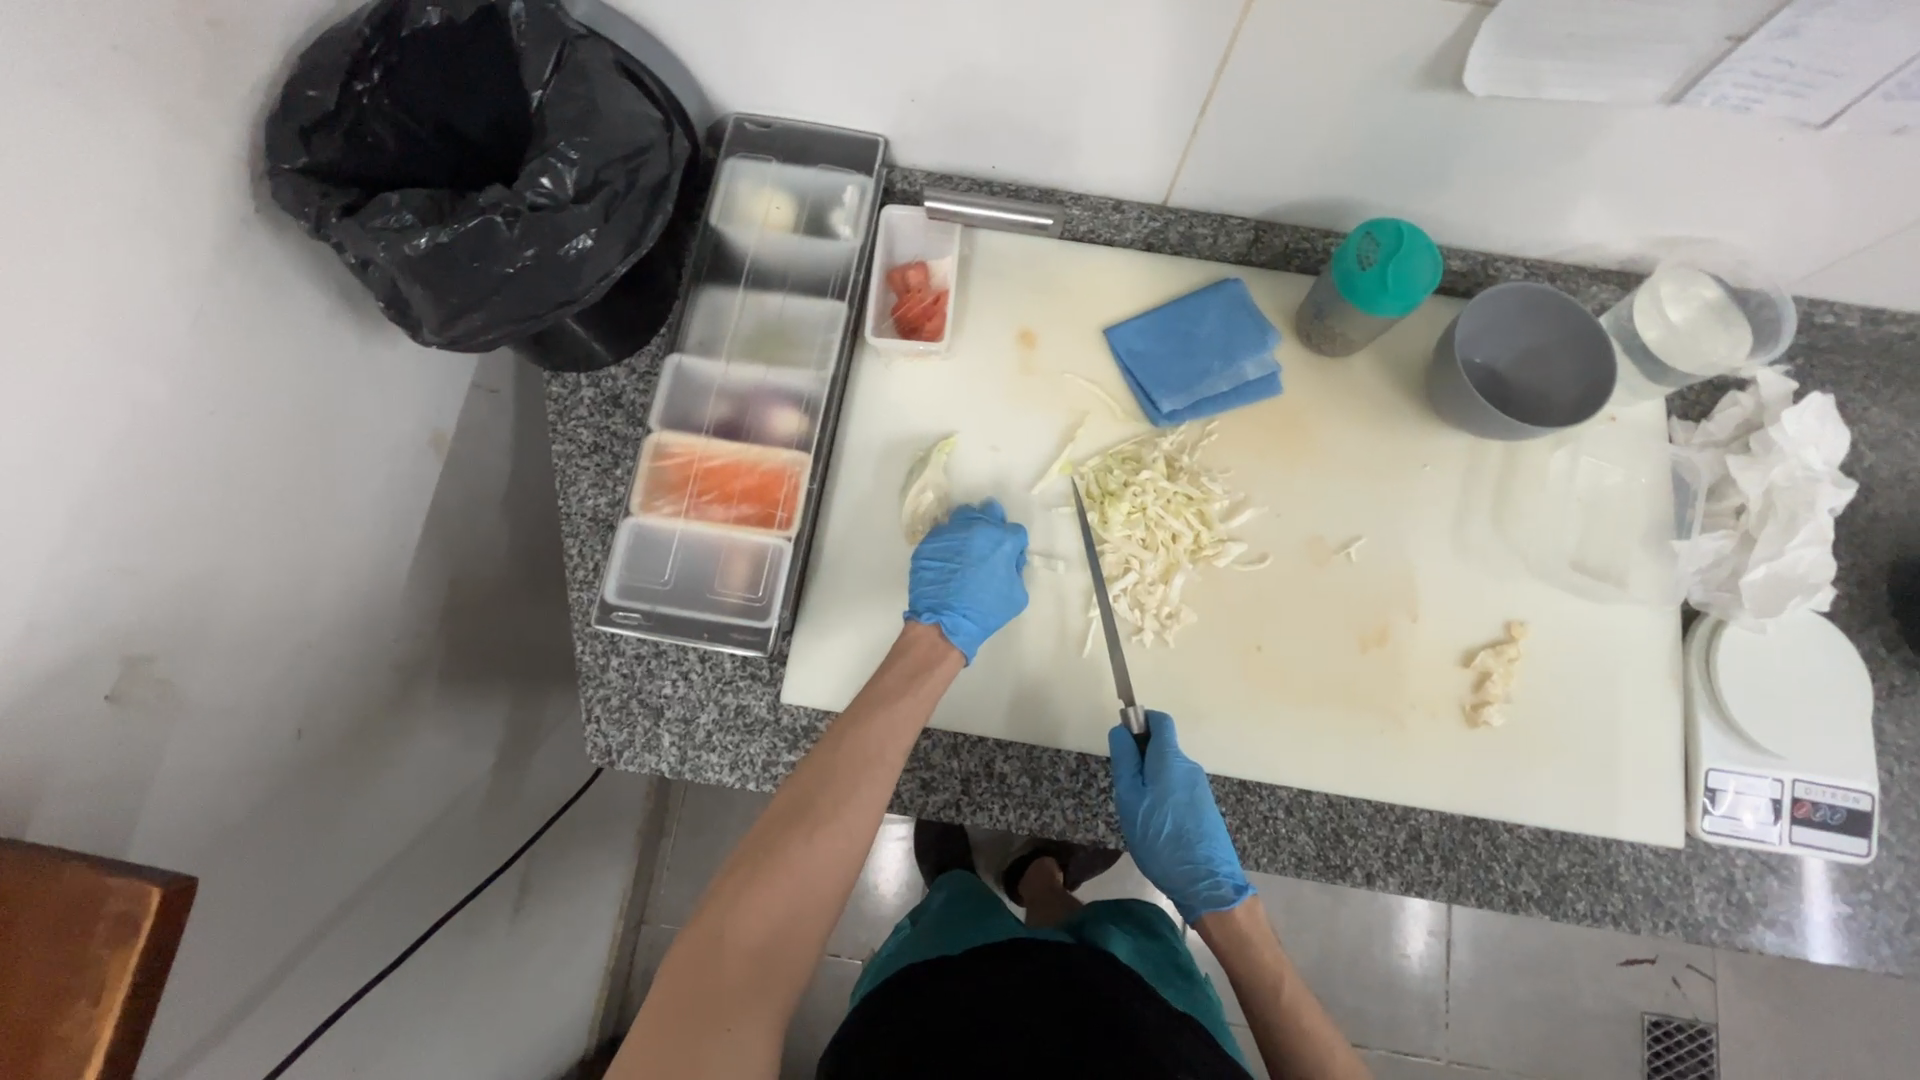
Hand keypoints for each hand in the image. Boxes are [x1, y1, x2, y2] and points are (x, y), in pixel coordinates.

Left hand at [905, 499, 1028, 663]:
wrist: (944, 621)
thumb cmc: (985, 611)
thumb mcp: (1017, 595)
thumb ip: (1016, 571)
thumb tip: (1009, 560)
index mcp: (1002, 540)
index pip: (1015, 531)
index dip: (1014, 544)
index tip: (1009, 556)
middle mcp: (977, 528)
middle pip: (989, 511)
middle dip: (993, 522)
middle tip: (989, 540)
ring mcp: (951, 531)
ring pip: (964, 516)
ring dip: (969, 525)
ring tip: (966, 543)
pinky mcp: (930, 540)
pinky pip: (943, 533)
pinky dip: (949, 541)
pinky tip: (947, 556)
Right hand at [1108, 711, 1252, 922]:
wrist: (1207, 885)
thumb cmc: (1160, 839)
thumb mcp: (1130, 799)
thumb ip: (1125, 761)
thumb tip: (1121, 730)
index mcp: (1170, 759)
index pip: (1160, 720)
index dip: (1140, 721)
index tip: (1123, 740)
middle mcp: (1189, 768)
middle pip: (1161, 748)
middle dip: (1139, 761)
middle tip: (1125, 792)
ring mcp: (1200, 790)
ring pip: (1167, 773)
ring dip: (1150, 784)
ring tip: (1139, 818)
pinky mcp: (1204, 810)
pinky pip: (1177, 792)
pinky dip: (1163, 800)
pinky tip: (1156, 830)